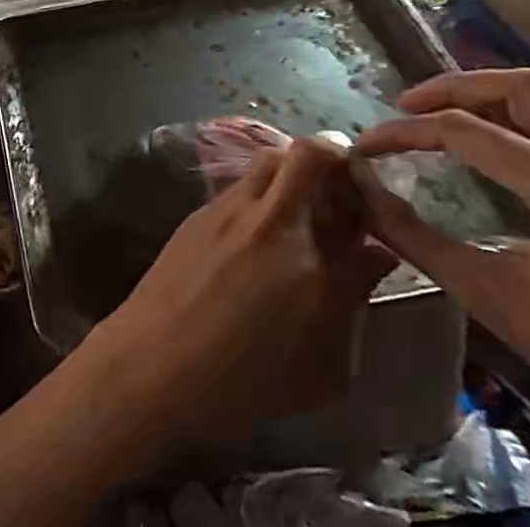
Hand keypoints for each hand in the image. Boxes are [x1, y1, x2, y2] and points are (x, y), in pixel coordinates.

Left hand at [90, 139, 396, 439]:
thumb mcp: (323, 360)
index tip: (369, 202)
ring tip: (300, 220)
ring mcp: (220, 211)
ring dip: (290, 178)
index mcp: (293, 239)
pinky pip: (236, 191)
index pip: (333, 177)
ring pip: (262, 167)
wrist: (153, 365)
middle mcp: (256, 212)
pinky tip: (258, 242)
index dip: (358, 181)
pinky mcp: (193, 220)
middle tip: (338, 199)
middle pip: (297, 152)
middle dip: (327, 161)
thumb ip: (353, 295)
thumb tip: (376, 252)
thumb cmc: (245, 378)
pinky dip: (258, 200)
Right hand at [348, 69, 529, 526]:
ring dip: (506, 99)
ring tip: (457, 115)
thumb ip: (419, 240)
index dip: (409, 130)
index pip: (473, 133)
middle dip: (461, 85)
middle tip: (411, 102)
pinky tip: (519, 157)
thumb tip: (362, 196)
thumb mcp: (496, 302)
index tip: (369, 141)